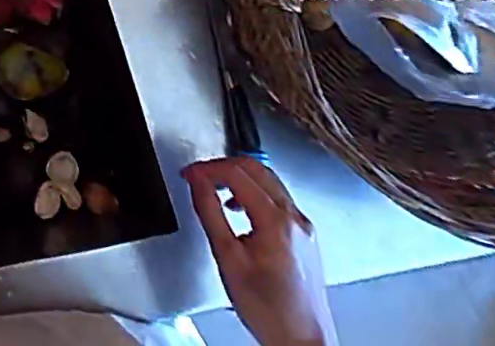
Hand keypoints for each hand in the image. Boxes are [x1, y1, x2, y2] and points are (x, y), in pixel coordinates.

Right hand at [184, 157, 332, 345]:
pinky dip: (254, 191)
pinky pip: (277, 196)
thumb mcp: (228, 260)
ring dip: (239, 176)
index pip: (236, 173)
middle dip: (222, 167)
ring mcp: (303, 225)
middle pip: (254, 168)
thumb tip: (197, 182)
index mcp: (275, 221)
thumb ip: (210, 213)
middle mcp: (294, 217)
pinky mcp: (305, 234)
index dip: (207, 169)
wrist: (303, 344)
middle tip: (200, 175)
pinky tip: (240, 208)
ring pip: (268, 179)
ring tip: (216, 189)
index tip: (189, 174)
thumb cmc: (269, 312)